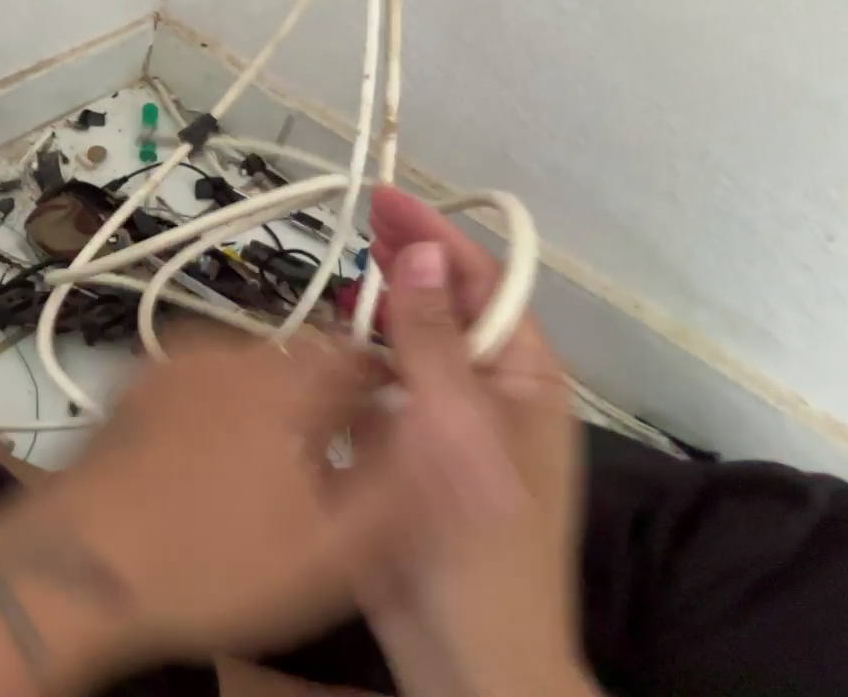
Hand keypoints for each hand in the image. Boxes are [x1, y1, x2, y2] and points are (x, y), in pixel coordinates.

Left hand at [0, 334, 400, 683]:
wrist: (80, 565)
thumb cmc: (208, 563)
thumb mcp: (328, 548)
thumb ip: (402, 488)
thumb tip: (456, 444)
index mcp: (275, 379)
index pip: (354, 349)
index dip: (384, 385)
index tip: (395, 424)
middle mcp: (218, 352)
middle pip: (297, 356)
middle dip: (328, 397)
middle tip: (337, 458)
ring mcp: (165, 364)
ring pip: (245, 366)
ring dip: (274, 401)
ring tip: (276, 467)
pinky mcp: (130, 386)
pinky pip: (196, 378)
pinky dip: (222, 403)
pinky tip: (215, 459)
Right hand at [352, 188, 594, 696]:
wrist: (463, 650)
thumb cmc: (478, 540)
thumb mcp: (454, 425)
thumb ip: (430, 337)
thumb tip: (419, 254)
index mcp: (521, 376)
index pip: (479, 282)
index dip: (432, 234)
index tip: (381, 197)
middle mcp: (485, 389)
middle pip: (442, 307)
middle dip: (405, 262)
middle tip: (358, 222)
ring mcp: (442, 420)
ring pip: (404, 345)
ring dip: (376, 310)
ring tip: (339, 279)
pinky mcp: (402, 448)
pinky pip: (376, 386)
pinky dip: (354, 360)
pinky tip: (326, 348)